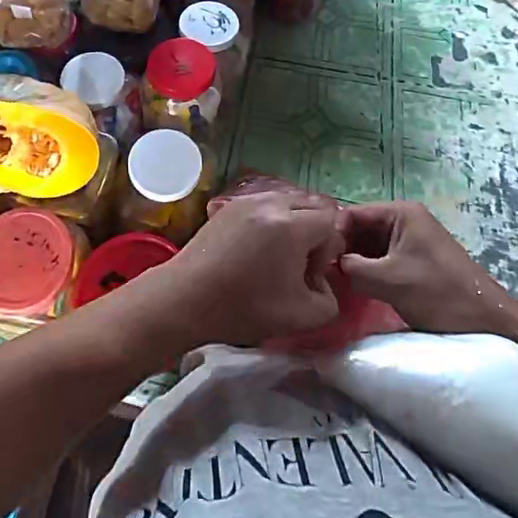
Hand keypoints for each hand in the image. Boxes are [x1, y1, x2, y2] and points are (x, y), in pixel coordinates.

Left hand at [144, 191, 344, 346]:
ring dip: (294, 223)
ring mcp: (246, 201)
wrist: (186, 297)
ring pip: (287, 200)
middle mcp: (271, 203)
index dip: (329, 250)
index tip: (309, 276)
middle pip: (312, 204)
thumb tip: (321, 283)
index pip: (331, 222)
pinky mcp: (228, 206)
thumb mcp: (302, 317)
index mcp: (292, 225)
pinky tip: (257, 249)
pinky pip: (263, 204)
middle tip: (300, 263)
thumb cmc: (244, 306)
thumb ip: (329, 300)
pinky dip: (271, 220)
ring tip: (279, 256)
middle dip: (316, 232)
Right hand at [337, 201, 517, 334]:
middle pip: (358, 228)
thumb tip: (328, 266)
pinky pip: (379, 259)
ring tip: (332, 281)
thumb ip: (352, 268)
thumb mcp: (389, 280)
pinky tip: (352, 288)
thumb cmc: (439, 294)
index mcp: (400, 212)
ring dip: (352, 263)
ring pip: (367, 246)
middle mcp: (404, 219)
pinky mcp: (412, 260)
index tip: (314, 257)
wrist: (487, 322)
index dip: (331, 233)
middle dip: (340, 248)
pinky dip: (365, 272)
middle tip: (320, 272)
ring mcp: (409, 240)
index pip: (351, 213)